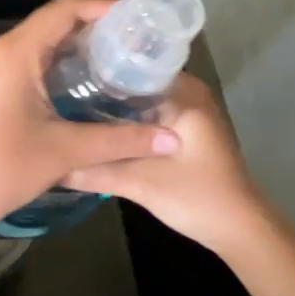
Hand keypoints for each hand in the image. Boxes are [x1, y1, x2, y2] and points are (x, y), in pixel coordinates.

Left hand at [0, 0, 179, 249]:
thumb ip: (121, 140)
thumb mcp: (67, 151)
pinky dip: (55, 60)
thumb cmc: (5, 168)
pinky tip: (83, 78)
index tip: (134, 16)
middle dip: (93, 27)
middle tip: (134, 41)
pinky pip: (25, 56)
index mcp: (15, 52)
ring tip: (117, 58)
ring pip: (39, 40)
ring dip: (74, 45)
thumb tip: (172, 139)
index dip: (100, 6)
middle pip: (52, 21)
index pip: (63, 9)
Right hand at [61, 74, 265, 255]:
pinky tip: (96, 126)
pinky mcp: (183, 127)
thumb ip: (95, 171)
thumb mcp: (141, 184)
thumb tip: (52, 163)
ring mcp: (186, 108)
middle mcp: (186, 90)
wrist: (241, 231)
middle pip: (132, 79)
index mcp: (182, 91)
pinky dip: (124, 117)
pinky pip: (146, 111)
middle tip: (57, 91)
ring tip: (68, 105)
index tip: (61, 73)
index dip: (95, 69)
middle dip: (98, 87)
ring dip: (110, 104)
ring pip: (138, 96)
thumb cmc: (198, 198)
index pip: (130, 64)